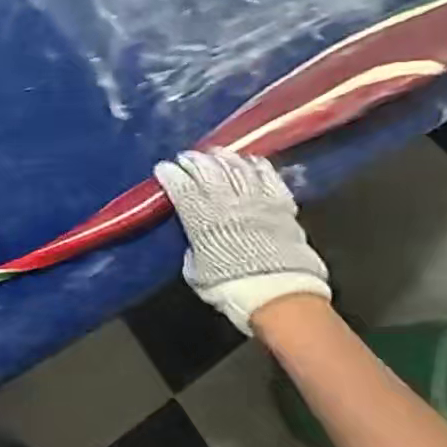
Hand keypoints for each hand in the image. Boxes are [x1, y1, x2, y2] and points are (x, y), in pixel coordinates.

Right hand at [153, 148, 329, 334]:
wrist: (277, 293)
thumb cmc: (229, 286)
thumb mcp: (196, 268)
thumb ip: (194, 246)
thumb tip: (196, 239)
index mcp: (201, 220)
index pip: (181, 189)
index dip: (171, 175)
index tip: (163, 167)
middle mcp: (228, 205)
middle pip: (209, 173)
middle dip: (195, 162)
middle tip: (187, 156)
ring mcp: (257, 203)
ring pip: (238, 171)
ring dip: (225, 158)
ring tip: (216, 152)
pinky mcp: (282, 206)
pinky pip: (270, 179)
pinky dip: (260, 167)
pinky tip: (252, 160)